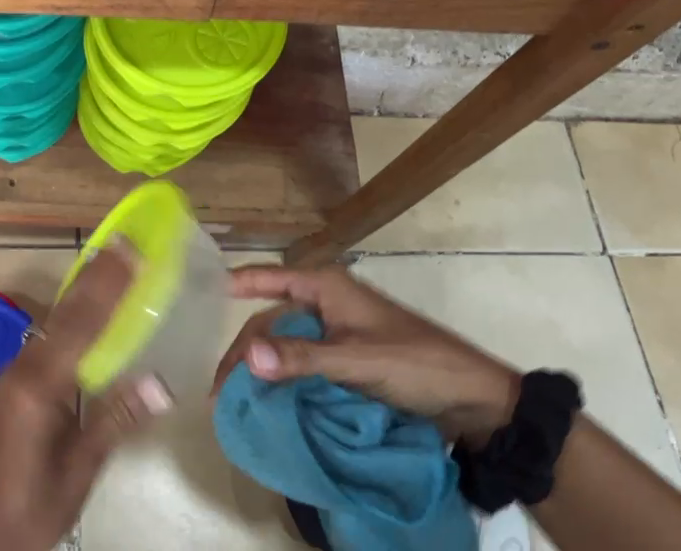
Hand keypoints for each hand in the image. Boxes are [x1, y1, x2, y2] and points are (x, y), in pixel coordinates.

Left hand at [0, 242, 173, 550]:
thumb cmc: (32, 507)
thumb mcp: (79, 469)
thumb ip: (115, 421)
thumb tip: (161, 381)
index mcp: (39, 386)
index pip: (81, 325)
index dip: (108, 286)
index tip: (130, 251)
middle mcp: (24, 368)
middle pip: (66, 314)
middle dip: (96, 276)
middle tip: (124, 241)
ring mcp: (17, 374)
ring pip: (56, 322)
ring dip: (84, 289)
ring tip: (110, 260)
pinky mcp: (17, 385)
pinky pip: (50, 338)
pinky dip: (73, 314)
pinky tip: (87, 306)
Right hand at [214, 265, 518, 448]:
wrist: (475, 400)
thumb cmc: (417, 365)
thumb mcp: (358, 362)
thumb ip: (303, 359)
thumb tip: (247, 356)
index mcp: (327, 286)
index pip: (270, 278)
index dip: (239, 284)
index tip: (205, 294)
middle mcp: (327, 302)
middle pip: (271, 321)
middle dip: (244, 351)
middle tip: (220, 392)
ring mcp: (337, 331)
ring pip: (285, 345)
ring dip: (261, 370)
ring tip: (236, 401)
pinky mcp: (347, 359)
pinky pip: (303, 365)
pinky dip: (284, 381)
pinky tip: (268, 402)